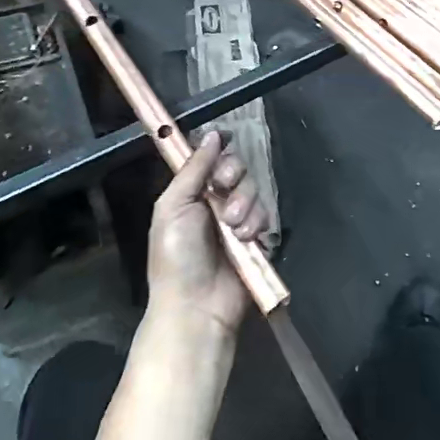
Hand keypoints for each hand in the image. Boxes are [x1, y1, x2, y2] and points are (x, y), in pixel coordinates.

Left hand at [147, 131, 268, 333]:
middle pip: (238, 170)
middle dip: (234, 179)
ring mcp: (237, 221)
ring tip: (233, 228)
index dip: (220, 157)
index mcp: (191, 193)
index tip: (219, 162)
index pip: (213, 160)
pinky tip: (246, 239)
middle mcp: (215, 203)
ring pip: (254, 190)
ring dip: (245, 205)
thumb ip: (193, 169)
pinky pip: (266, 215)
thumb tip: (212, 134)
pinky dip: (257, 223)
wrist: (195, 305)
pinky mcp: (257, 239)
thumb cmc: (176, 256)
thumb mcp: (173, 207)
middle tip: (224, 192)